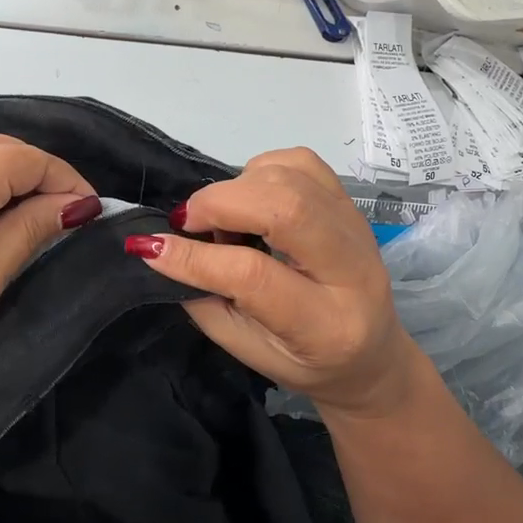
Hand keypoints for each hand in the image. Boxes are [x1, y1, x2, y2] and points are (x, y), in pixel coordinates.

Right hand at [128, 147, 421, 418]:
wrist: (371, 357)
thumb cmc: (300, 360)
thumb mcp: (243, 345)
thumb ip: (201, 297)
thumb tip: (157, 248)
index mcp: (325, 325)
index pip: (252, 274)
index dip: (193, 256)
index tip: (151, 247)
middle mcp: (353, 271)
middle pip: (286, 208)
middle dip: (219, 203)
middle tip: (189, 223)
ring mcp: (357, 229)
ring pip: (289, 176)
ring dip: (237, 187)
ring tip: (224, 219)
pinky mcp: (350, 203)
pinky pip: (299, 162)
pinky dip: (260, 171)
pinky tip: (251, 199)